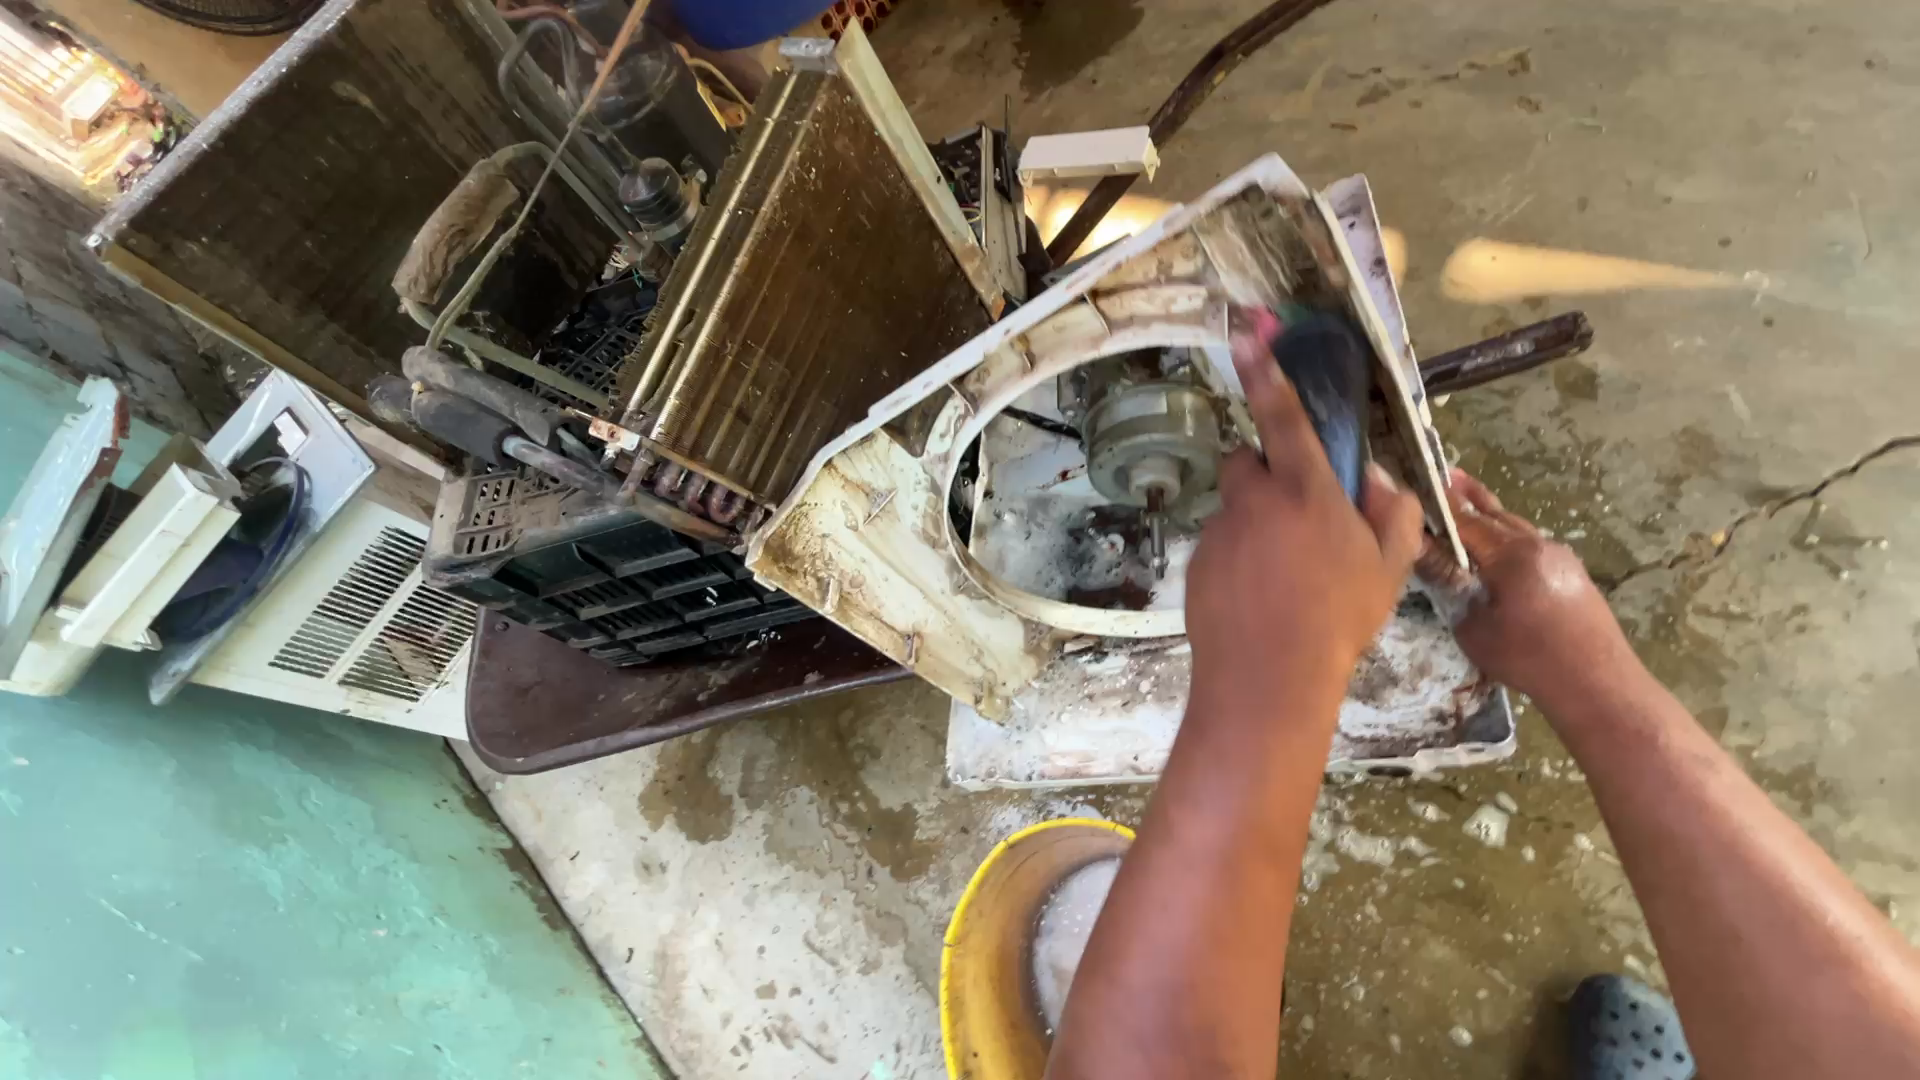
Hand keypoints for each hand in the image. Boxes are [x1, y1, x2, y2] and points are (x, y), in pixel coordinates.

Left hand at [1185, 310, 1425, 709]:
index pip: (1285, 418)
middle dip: (1267, 475)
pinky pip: (1218, 542)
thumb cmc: (1338, 620)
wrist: (1268, 677)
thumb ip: (1392, 514)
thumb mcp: (1390, 568)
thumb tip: (1375, 482)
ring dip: (1254, 522)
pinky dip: (1235, 555)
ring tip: (1280, 573)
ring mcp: (1217, 530)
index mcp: (1305, 492)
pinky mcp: (1195, 559)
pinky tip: (1254, 593)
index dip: (1266, 372)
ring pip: (1235, 507)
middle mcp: (1253, 501)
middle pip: (1248, 462)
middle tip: (1295, 516)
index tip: (1244, 331)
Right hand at [1417, 468, 1641, 714]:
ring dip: (1489, 514)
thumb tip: (1424, 558)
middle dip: (1468, 497)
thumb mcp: (1471, 624)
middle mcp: (1539, 547)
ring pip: (1515, 527)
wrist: (1597, 685)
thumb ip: (1448, 585)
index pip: (1465, 521)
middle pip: (1495, 515)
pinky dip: (1505, 535)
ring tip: (1468, 498)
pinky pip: (1529, 544)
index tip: (1416, 487)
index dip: (1438, 506)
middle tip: (1445, 475)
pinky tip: (1493, 542)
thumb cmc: (1527, 657)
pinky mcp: (1571, 574)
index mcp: (1512, 555)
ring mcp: (1560, 559)